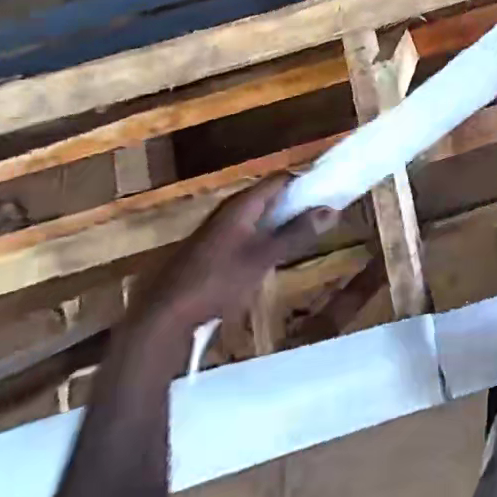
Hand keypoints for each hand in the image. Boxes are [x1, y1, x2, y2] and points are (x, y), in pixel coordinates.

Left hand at [130, 179, 336, 336]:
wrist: (163, 317)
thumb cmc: (216, 281)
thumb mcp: (263, 257)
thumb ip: (297, 233)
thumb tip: (332, 208)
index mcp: (242, 204)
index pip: (280, 178)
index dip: (306, 180)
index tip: (330, 191)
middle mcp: (229, 211)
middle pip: (269, 196)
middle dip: (296, 203)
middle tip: (323, 215)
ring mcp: (217, 232)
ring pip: (258, 217)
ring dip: (282, 222)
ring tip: (305, 236)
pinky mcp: (211, 252)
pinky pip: (247, 234)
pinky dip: (265, 238)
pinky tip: (273, 257)